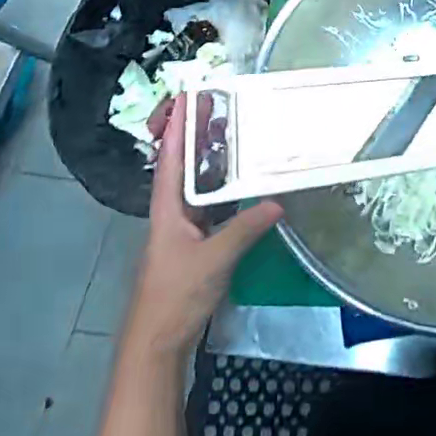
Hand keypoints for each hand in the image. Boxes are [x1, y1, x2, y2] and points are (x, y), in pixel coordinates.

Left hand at [122, 95, 282, 359]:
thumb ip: (244, 229)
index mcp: (167, 206)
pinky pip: (209, 202)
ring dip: (209, 157)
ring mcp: (182, 226)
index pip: (172, 156)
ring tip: (232, 131)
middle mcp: (172, 209)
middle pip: (183, 162)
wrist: (158, 341)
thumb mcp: (213, 260)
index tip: (189, 94)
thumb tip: (277, 202)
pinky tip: (240, 180)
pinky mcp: (194, 241)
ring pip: (196, 182)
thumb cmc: (176, 294)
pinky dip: (222, 186)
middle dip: (196, 133)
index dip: (179, 125)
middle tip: (218, 103)